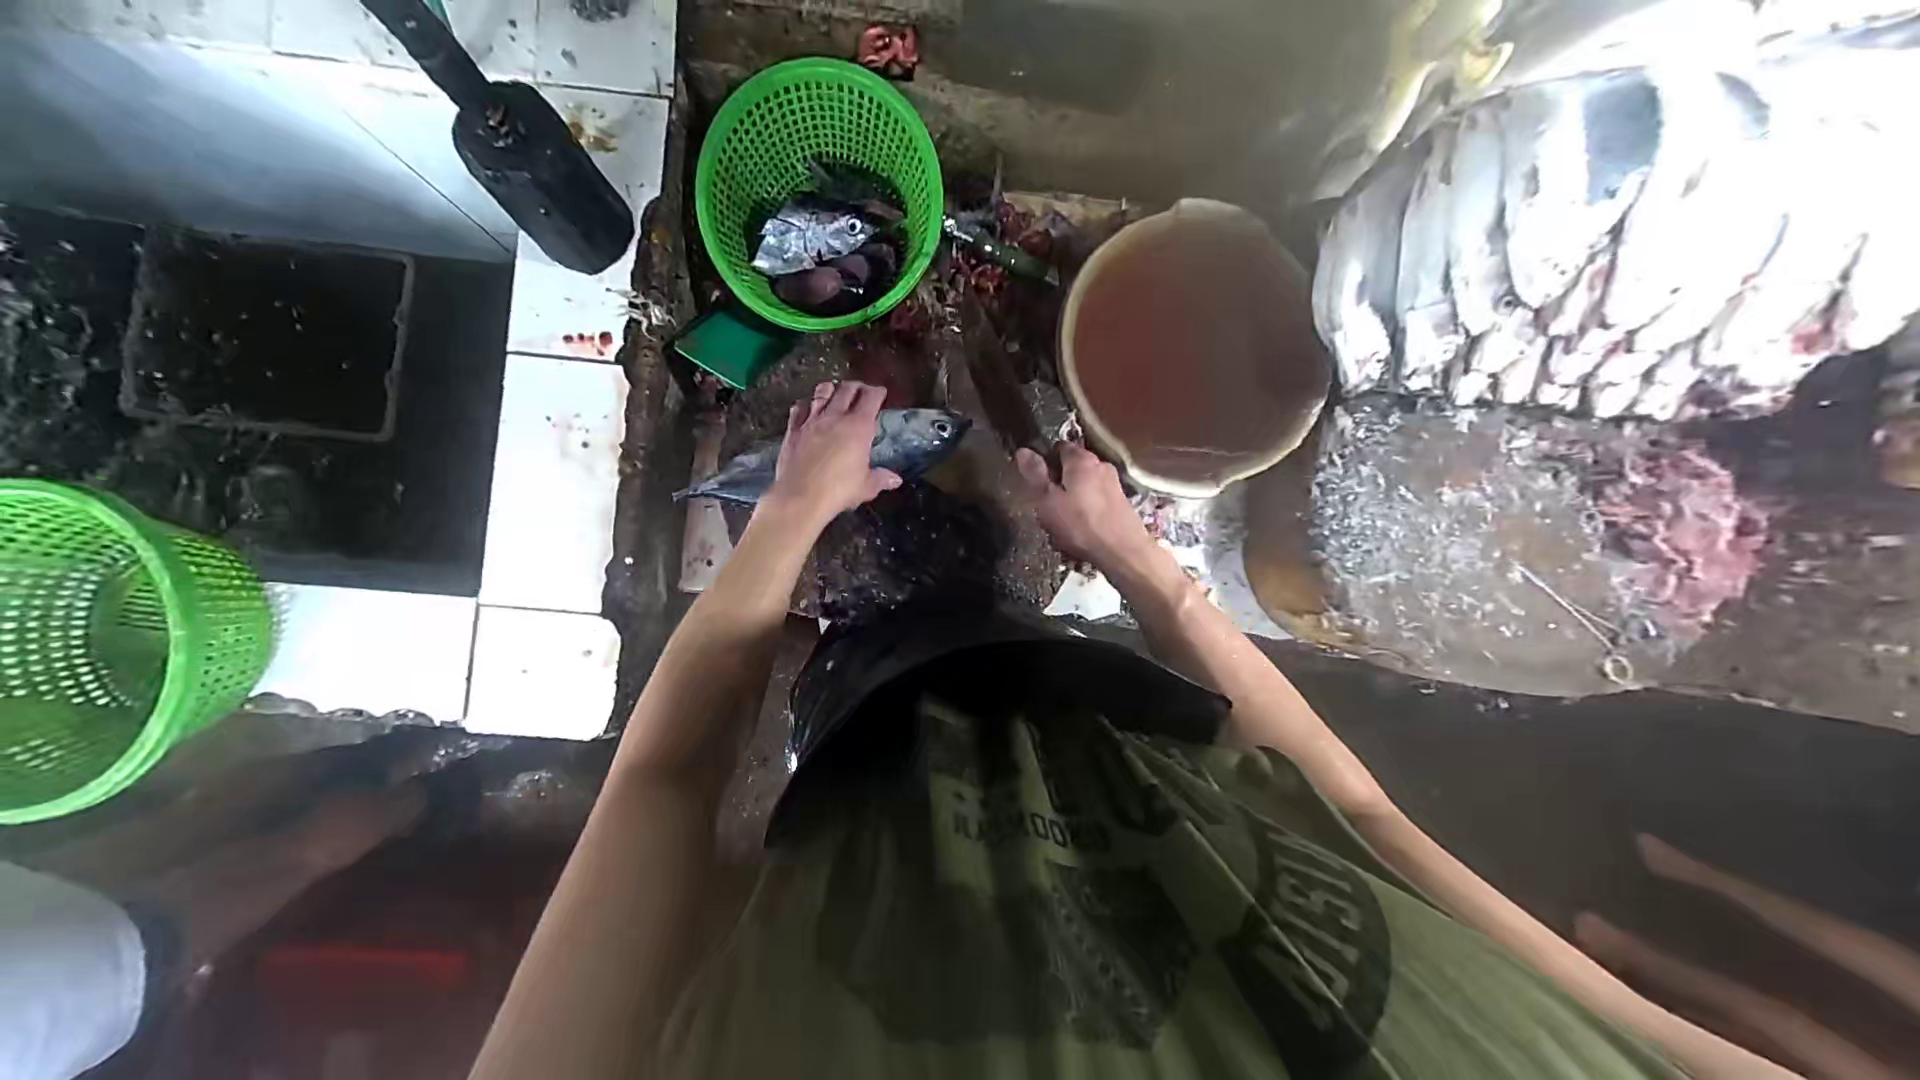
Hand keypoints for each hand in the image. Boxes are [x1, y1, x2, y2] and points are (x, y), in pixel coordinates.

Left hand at [762, 380, 901, 529]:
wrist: (801, 497)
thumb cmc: (839, 491)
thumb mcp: (866, 486)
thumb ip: (880, 478)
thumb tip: (894, 479)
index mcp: (858, 427)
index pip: (870, 398)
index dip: (877, 392)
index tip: (880, 392)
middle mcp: (835, 417)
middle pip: (847, 389)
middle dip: (856, 386)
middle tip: (860, 389)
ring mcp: (812, 421)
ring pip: (822, 392)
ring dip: (830, 389)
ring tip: (834, 390)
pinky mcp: (793, 430)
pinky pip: (798, 409)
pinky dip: (805, 404)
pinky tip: (806, 407)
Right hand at [1015, 441, 1155, 573]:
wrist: (1123, 552)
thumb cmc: (1080, 525)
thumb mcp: (1048, 501)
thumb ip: (1035, 475)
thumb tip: (1023, 450)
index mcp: (1082, 460)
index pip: (1059, 446)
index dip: (1044, 459)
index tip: (1035, 479)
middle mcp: (1101, 465)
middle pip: (1073, 467)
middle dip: (1058, 481)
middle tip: (1046, 505)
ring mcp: (1114, 484)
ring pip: (1084, 486)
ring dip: (1072, 498)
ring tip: (1062, 521)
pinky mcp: (1122, 503)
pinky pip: (1096, 500)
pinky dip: (1086, 509)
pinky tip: (1081, 529)